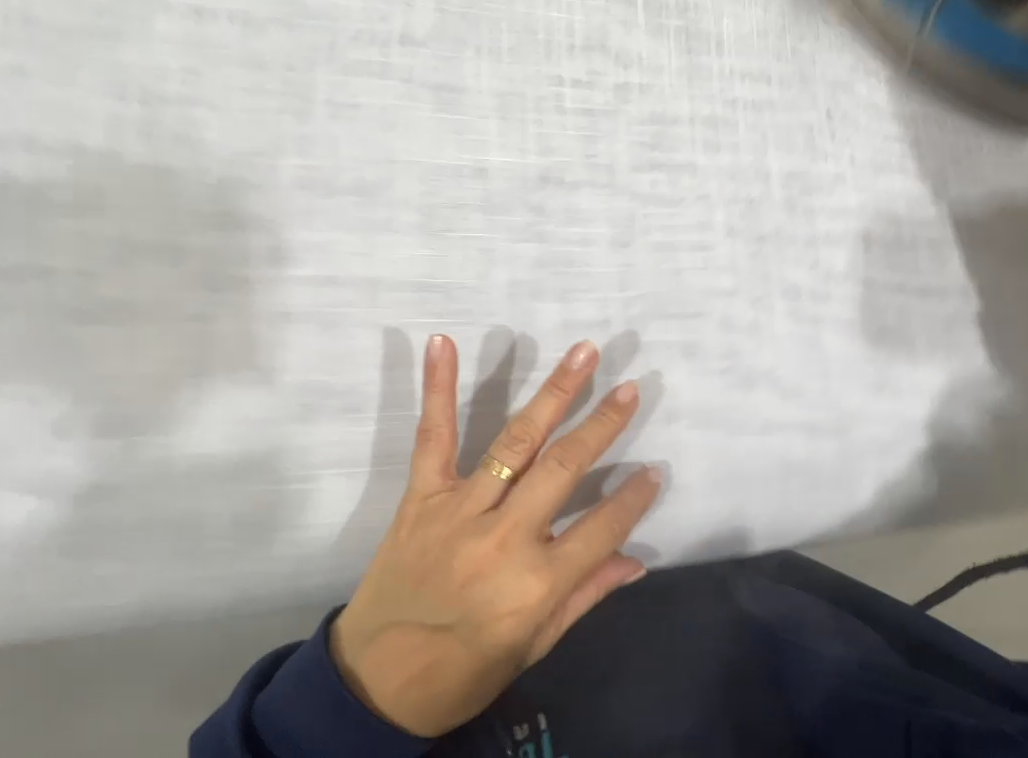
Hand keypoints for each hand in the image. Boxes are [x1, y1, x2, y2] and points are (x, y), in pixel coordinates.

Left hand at [330, 335, 662, 736]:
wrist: (372, 685)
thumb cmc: (462, 671)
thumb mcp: (534, 646)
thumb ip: (585, 596)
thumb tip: (636, 561)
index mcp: (536, 584)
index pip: (601, 528)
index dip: (633, 499)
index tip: (656, 470)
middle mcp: (503, 539)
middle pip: (564, 469)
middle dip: (602, 425)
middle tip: (630, 387)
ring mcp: (459, 512)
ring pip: (516, 443)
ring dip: (553, 393)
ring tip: (583, 353)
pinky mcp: (421, 498)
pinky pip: (433, 438)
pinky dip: (437, 389)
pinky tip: (444, 343)